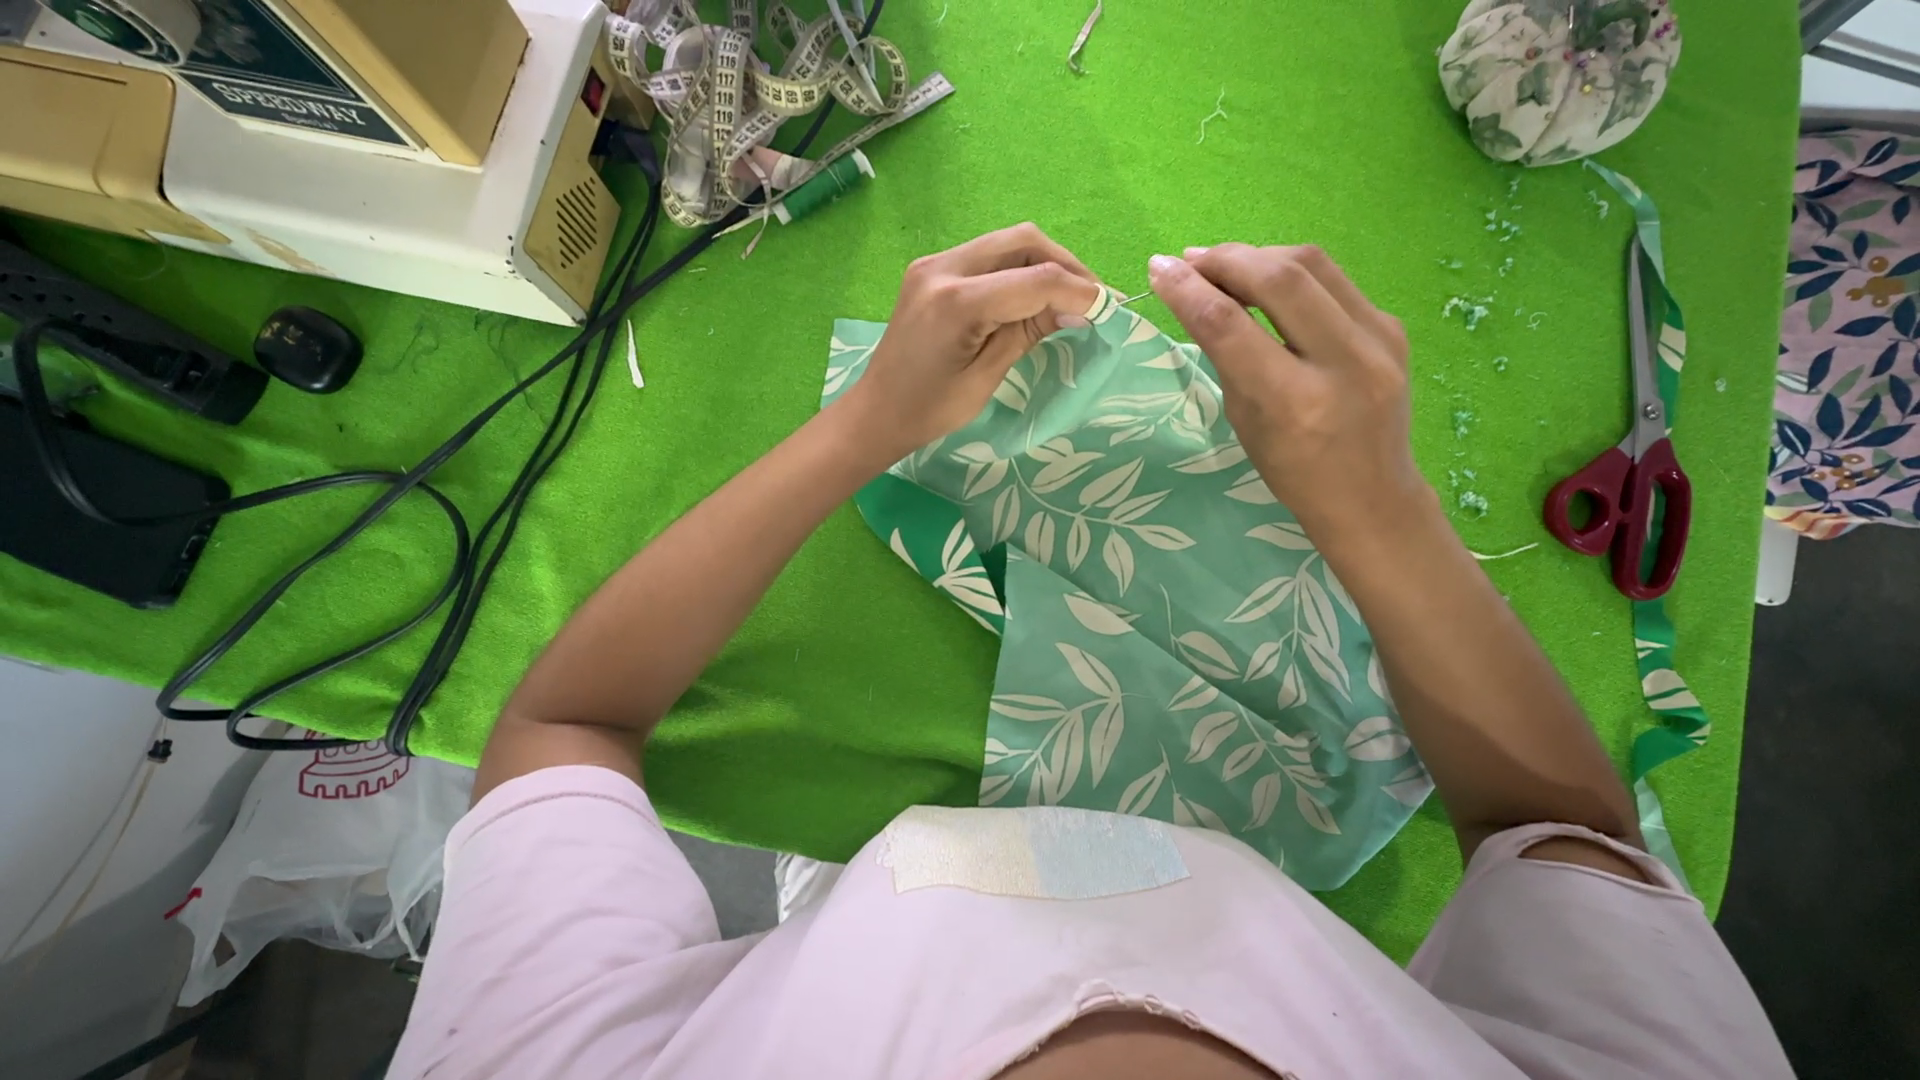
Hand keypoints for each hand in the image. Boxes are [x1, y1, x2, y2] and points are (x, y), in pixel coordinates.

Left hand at [843, 223, 1102, 456]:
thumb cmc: (930, 410)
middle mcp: (943, 268)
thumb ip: (1029, 331)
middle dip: (1065, 265)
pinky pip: (987, 255)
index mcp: (957, 302)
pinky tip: (1031, 297)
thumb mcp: (986, 376)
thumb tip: (1078, 307)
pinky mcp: (931, 269)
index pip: (1036, 279)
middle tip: (1090, 299)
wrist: (877, 411)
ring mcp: (934, 263)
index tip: (1107, 310)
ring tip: (1067, 298)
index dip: (1078, 291)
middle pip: (1024, 240)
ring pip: (1007, 242)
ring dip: (1043, 264)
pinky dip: (1017, 269)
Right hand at [1148, 244, 1430, 535]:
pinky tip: (1269, 283)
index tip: (1159, 268)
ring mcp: (1378, 341)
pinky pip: (1334, 282)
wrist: (1372, 496)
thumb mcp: (1245, 420)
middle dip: (1226, 259)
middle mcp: (1343, 363)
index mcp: (1294, 402)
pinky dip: (1292, 274)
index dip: (1188, 291)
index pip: (1230, 327)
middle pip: (1279, 278)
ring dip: (1259, 255)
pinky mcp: (1393, 328)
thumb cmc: (1294, 471)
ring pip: (1312, 265)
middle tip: (1191, 260)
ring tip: (1224, 263)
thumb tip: (1199, 297)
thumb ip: (1227, 357)